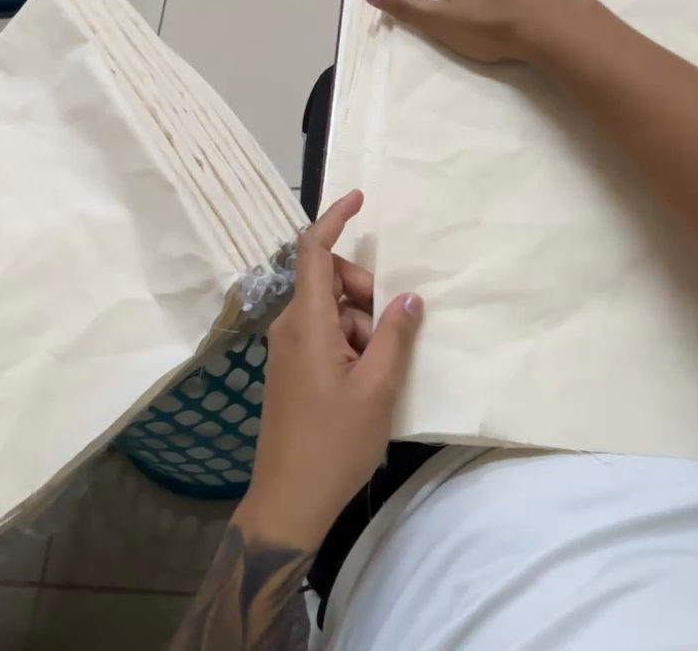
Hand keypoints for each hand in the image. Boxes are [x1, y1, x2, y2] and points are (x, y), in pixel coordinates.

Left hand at [234, 191, 423, 549]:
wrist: (290, 498)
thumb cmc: (335, 442)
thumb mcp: (378, 386)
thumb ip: (395, 334)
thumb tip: (411, 296)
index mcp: (307, 322)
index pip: (313, 251)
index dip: (334, 218)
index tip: (360, 198)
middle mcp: (291, 326)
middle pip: (327, 278)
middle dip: (362, 289)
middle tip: (389, 328)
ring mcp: (287, 348)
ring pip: (329, 308)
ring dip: (359, 322)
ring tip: (378, 368)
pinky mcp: (290, 368)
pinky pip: (322, 332)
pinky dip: (348, 339)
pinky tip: (367, 376)